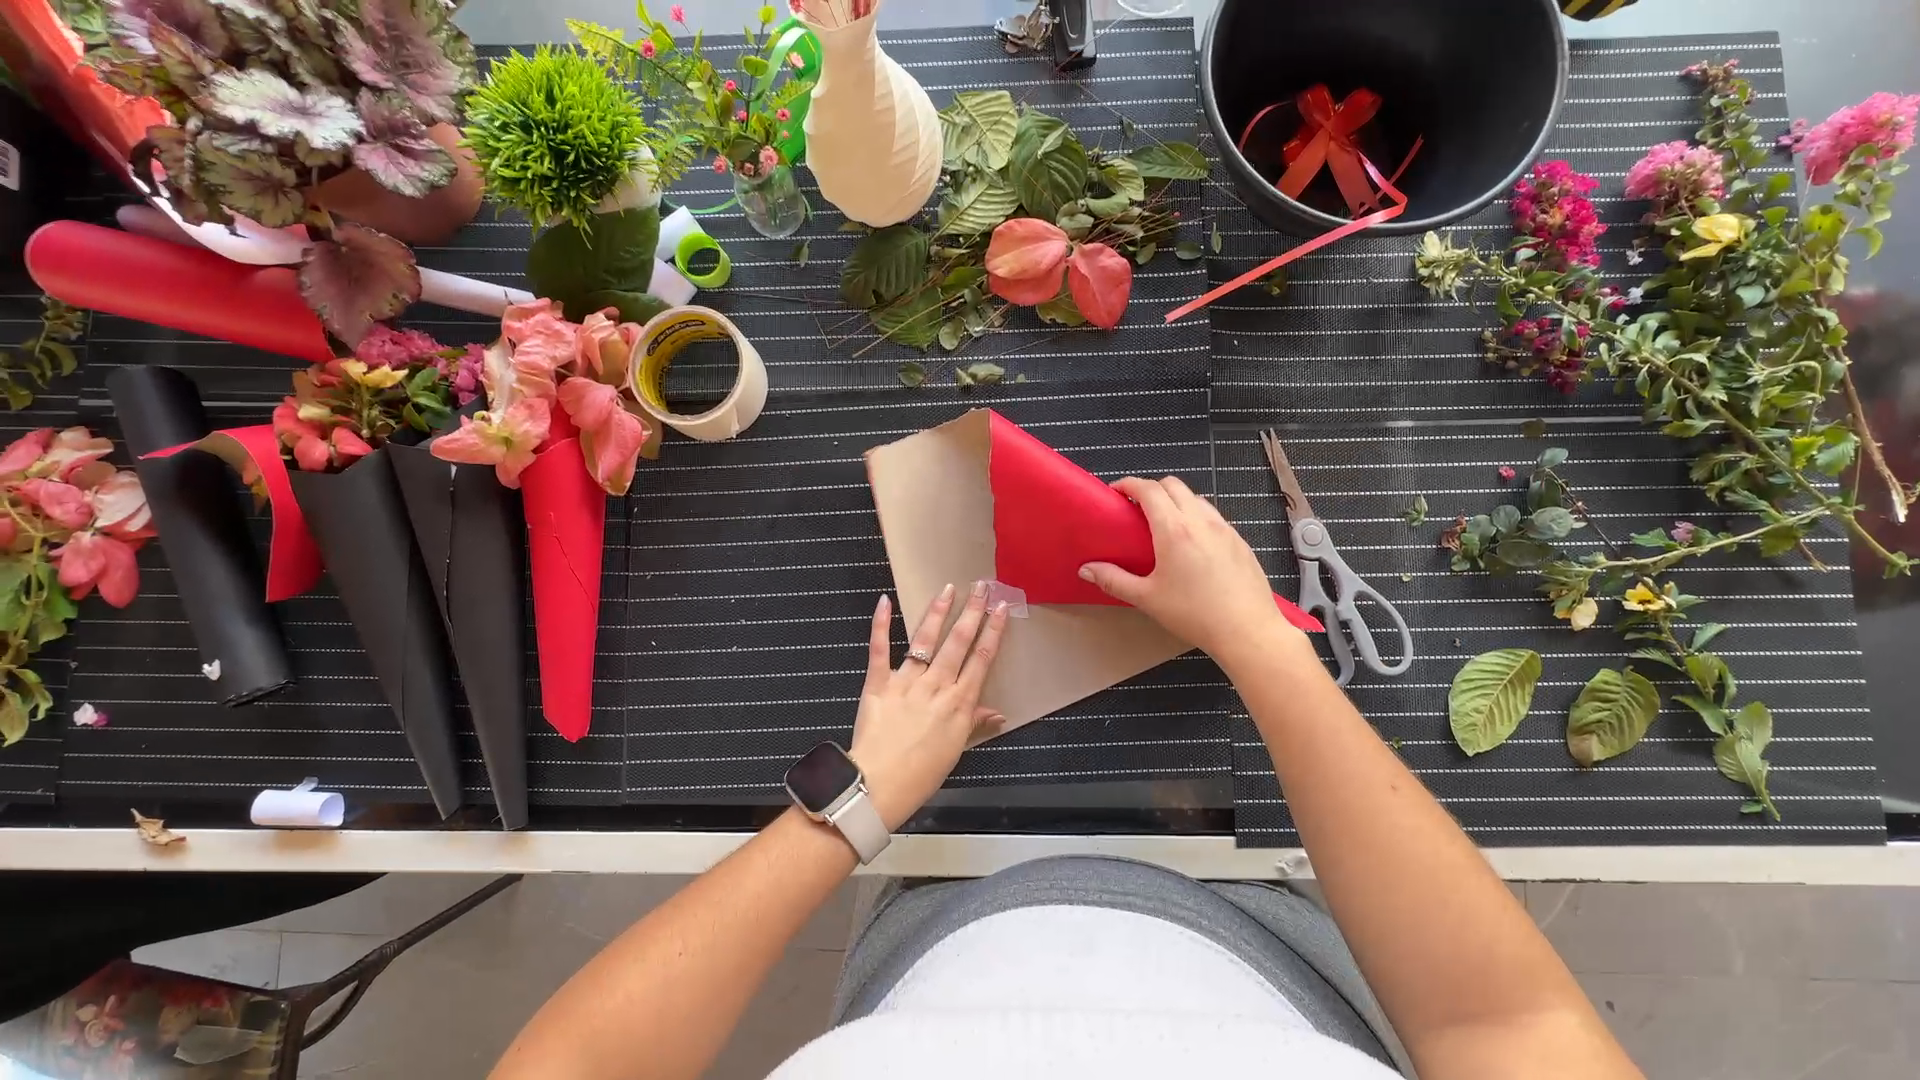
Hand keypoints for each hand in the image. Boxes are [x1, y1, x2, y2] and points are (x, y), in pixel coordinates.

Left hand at [848, 583, 1009, 830]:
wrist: (880, 785)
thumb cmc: (920, 775)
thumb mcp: (955, 750)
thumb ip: (975, 724)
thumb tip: (997, 714)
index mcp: (959, 703)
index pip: (982, 659)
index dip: (994, 631)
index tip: (1002, 609)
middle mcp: (936, 687)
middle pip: (959, 642)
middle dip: (972, 611)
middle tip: (982, 587)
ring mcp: (906, 683)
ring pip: (926, 640)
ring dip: (938, 612)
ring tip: (949, 588)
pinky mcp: (878, 684)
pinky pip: (879, 649)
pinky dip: (880, 624)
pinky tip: (884, 602)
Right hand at [1079, 476, 1303, 667]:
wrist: (1247, 630)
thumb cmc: (1194, 615)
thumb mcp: (1147, 599)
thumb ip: (1113, 580)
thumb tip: (1087, 569)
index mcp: (1174, 529)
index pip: (1149, 490)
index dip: (1129, 485)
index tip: (1116, 492)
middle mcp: (1201, 521)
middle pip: (1173, 485)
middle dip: (1151, 489)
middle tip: (1136, 509)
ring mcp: (1224, 529)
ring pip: (1196, 498)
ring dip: (1176, 501)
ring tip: (1163, 525)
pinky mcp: (1240, 541)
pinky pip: (1214, 517)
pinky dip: (1196, 517)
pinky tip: (1192, 544)